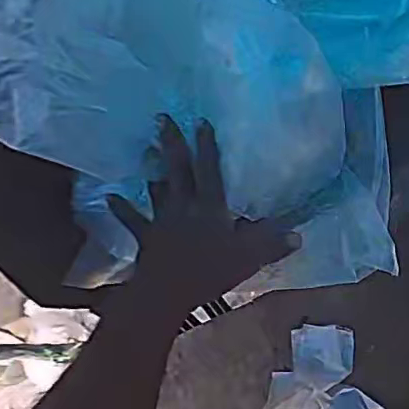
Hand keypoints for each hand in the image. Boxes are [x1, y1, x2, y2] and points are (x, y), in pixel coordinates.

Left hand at [106, 116, 299, 324]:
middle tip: (162, 118)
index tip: (201, 121)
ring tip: (144, 150)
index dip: (207, 146)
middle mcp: (185, 207)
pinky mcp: (147, 238)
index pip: (210, 171)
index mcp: (211, 208)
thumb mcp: (249, 258)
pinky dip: (122, 209)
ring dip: (151, 169)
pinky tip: (109, 197)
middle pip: (178, 170)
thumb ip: (272, 244)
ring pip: (157, 189)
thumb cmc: (211, 272)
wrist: (170, 291)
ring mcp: (163, 221)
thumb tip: (298, 235)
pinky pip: (134, 221)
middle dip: (172, 143)